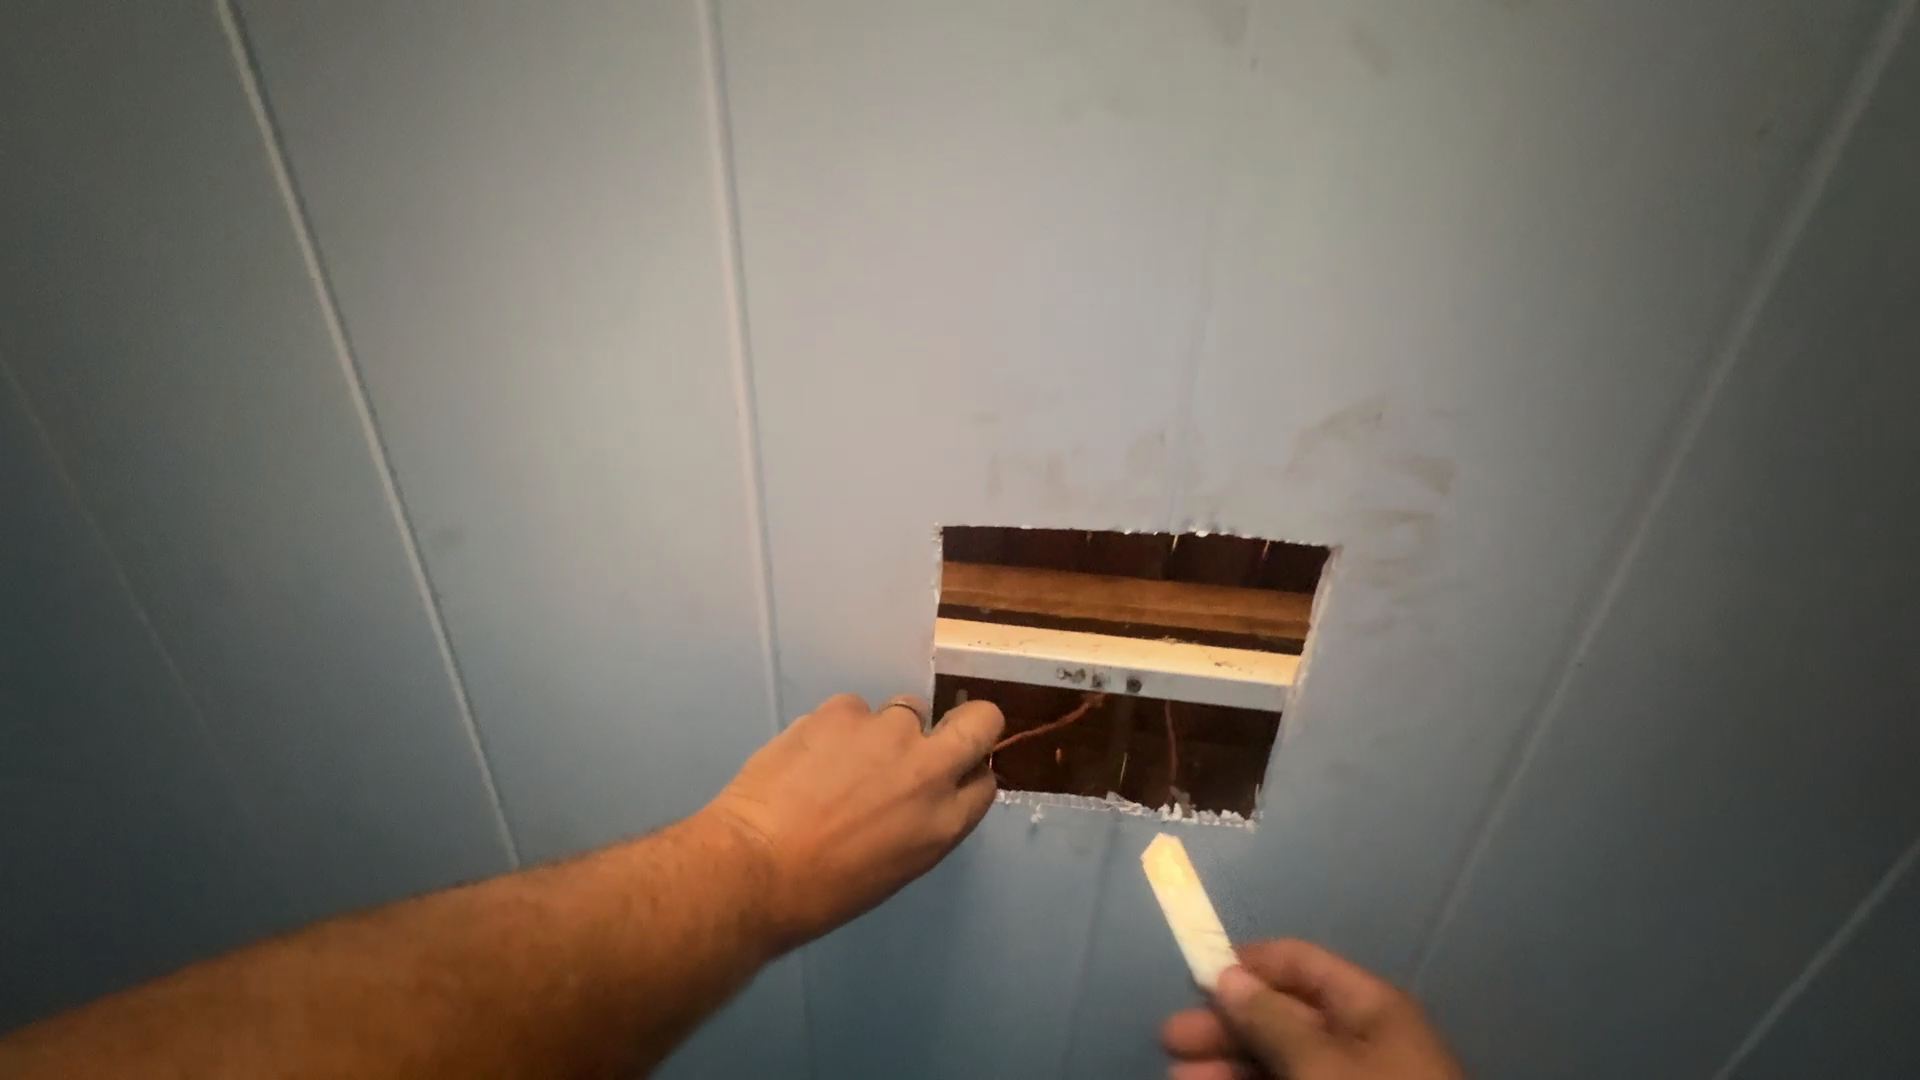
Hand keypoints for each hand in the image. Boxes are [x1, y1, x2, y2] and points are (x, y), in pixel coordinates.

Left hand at [702, 693, 1003, 950]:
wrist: (752, 867)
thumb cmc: (823, 891)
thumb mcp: (896, 867)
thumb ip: (925, 821)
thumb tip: (922, 793)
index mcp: (946, 821)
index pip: (984, 778)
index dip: (967, 772)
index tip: (947, 777)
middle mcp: (929, 767)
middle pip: (980, 720)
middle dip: (967, 722)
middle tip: (930, 738)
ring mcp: (888, 731)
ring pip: (906, 711)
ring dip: (885, 732)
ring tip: (841, 761)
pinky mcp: (845, 710)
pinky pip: (853, 711)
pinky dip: (838, 730)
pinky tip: (808, 758)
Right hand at [1161, 939, 1463, 1079]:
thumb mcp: (1321, 1063)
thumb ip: (1269, 1017)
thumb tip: (1226, 974)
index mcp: (1367, 1007)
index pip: (1297, 963)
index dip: (1245, 964)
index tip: (1195, 979)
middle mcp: (1360, 1041)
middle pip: (1279, 1016)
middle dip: (1223, 1026)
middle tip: (1171, 1040)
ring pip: (1277, 1063)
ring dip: (1227, 1067)